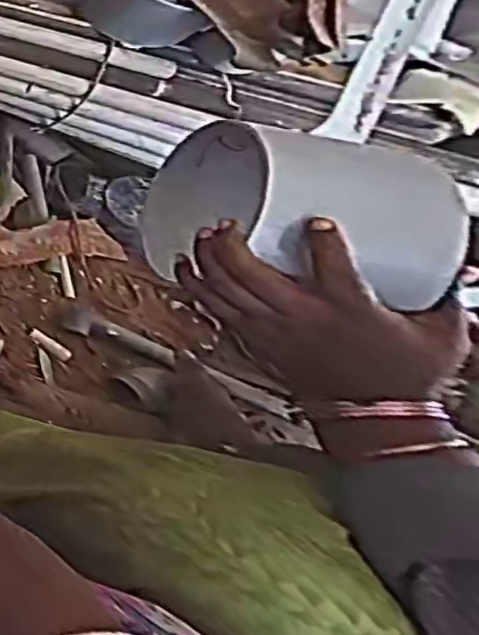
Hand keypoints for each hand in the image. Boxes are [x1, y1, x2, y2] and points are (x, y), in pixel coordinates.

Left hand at [176, 218, 469, 400]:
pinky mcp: (248, 334)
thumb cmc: (404, 373)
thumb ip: (445, 299)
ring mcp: (266, 324)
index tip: (315, 222)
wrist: (371, 412)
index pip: (330, 262)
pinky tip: (183, 265)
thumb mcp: (442, 335)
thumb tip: (461, 271)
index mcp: (347, 306)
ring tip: (201, 237)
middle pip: (245, 269)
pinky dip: (192, 282)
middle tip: (226, 224)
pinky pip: (209, 303)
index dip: (320, 238)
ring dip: (204, 257)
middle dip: (229, 241)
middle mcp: (298, 312)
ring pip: (219, 283)